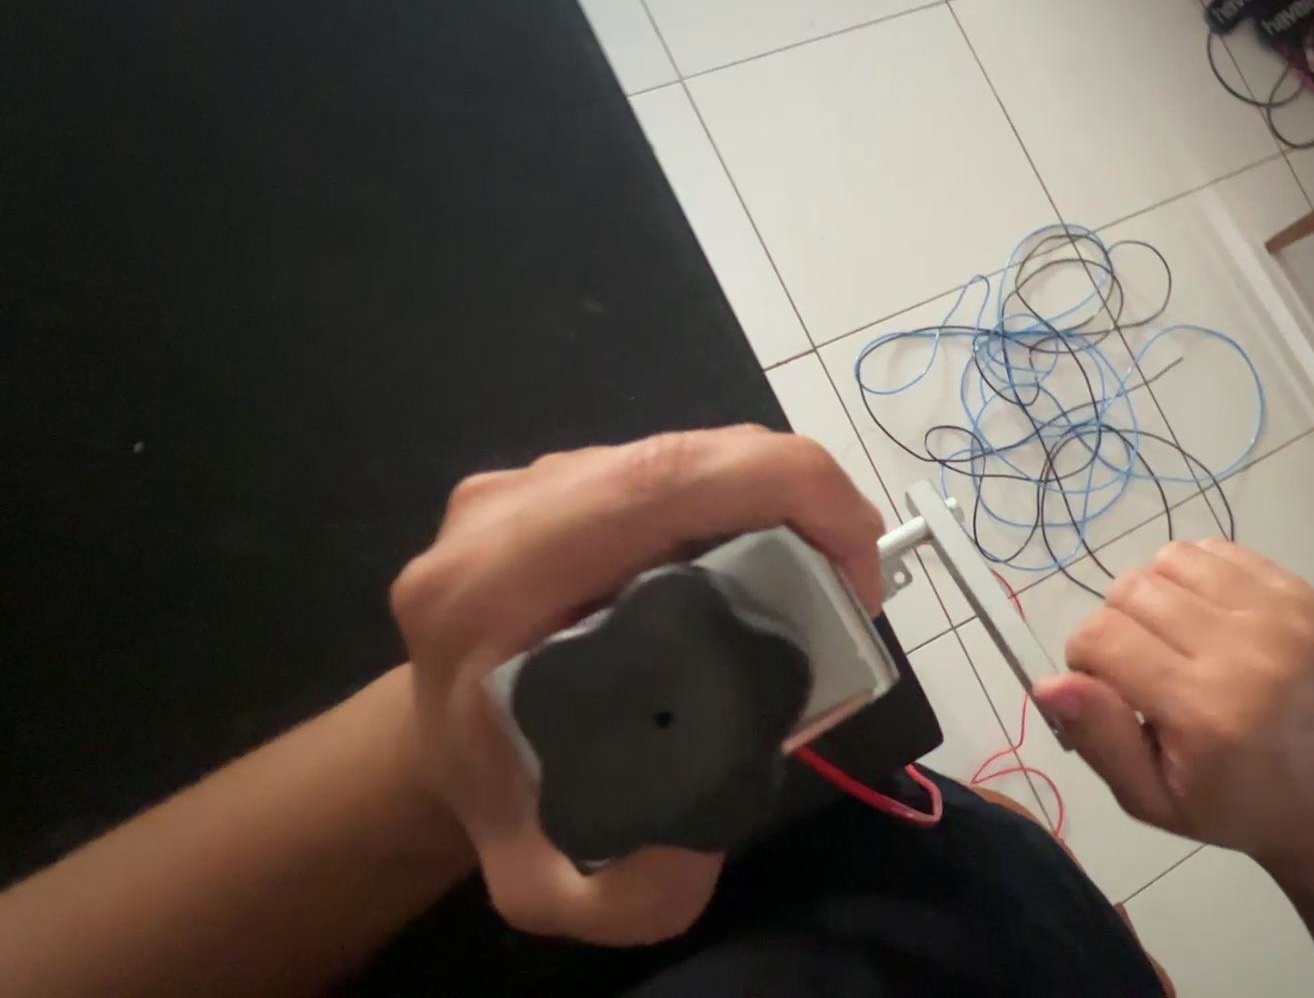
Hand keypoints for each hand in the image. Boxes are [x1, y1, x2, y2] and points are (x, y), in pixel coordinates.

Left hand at [390, 426, 885, 944]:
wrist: (433, 728)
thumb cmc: (497, 780)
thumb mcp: (549, 874)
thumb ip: (638, 886)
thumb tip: (717, 824)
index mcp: (497, 578)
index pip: (674, 483)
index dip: (800, 498)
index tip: (859, 582)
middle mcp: (511, 507)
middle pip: (702, 453)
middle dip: (813, 500)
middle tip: (856, 584)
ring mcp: (539, 479)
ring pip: (700, 450)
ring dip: (785, 498)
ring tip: (823, 575)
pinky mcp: (570, 476)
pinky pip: (685, 465)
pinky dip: (752, 497)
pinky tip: (772, 556)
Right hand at [1033, 539, 1313, 865]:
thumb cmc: (1221, 801)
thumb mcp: (1145, 796)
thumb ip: (1096, 736)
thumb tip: (1047, 682)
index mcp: (1205, 709)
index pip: (1102, 636)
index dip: (1085, 656)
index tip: (1106, 686)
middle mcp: (1247, 652)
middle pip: (1131, 588)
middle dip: (1117, 624)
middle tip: (1144, 666)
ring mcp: (1281, 615)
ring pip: (1169, 559)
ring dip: (1155, 594)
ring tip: (1177, 638)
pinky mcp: (1303, 594)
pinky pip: (1214, 550)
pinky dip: (1195, 578)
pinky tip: (1210, 619)